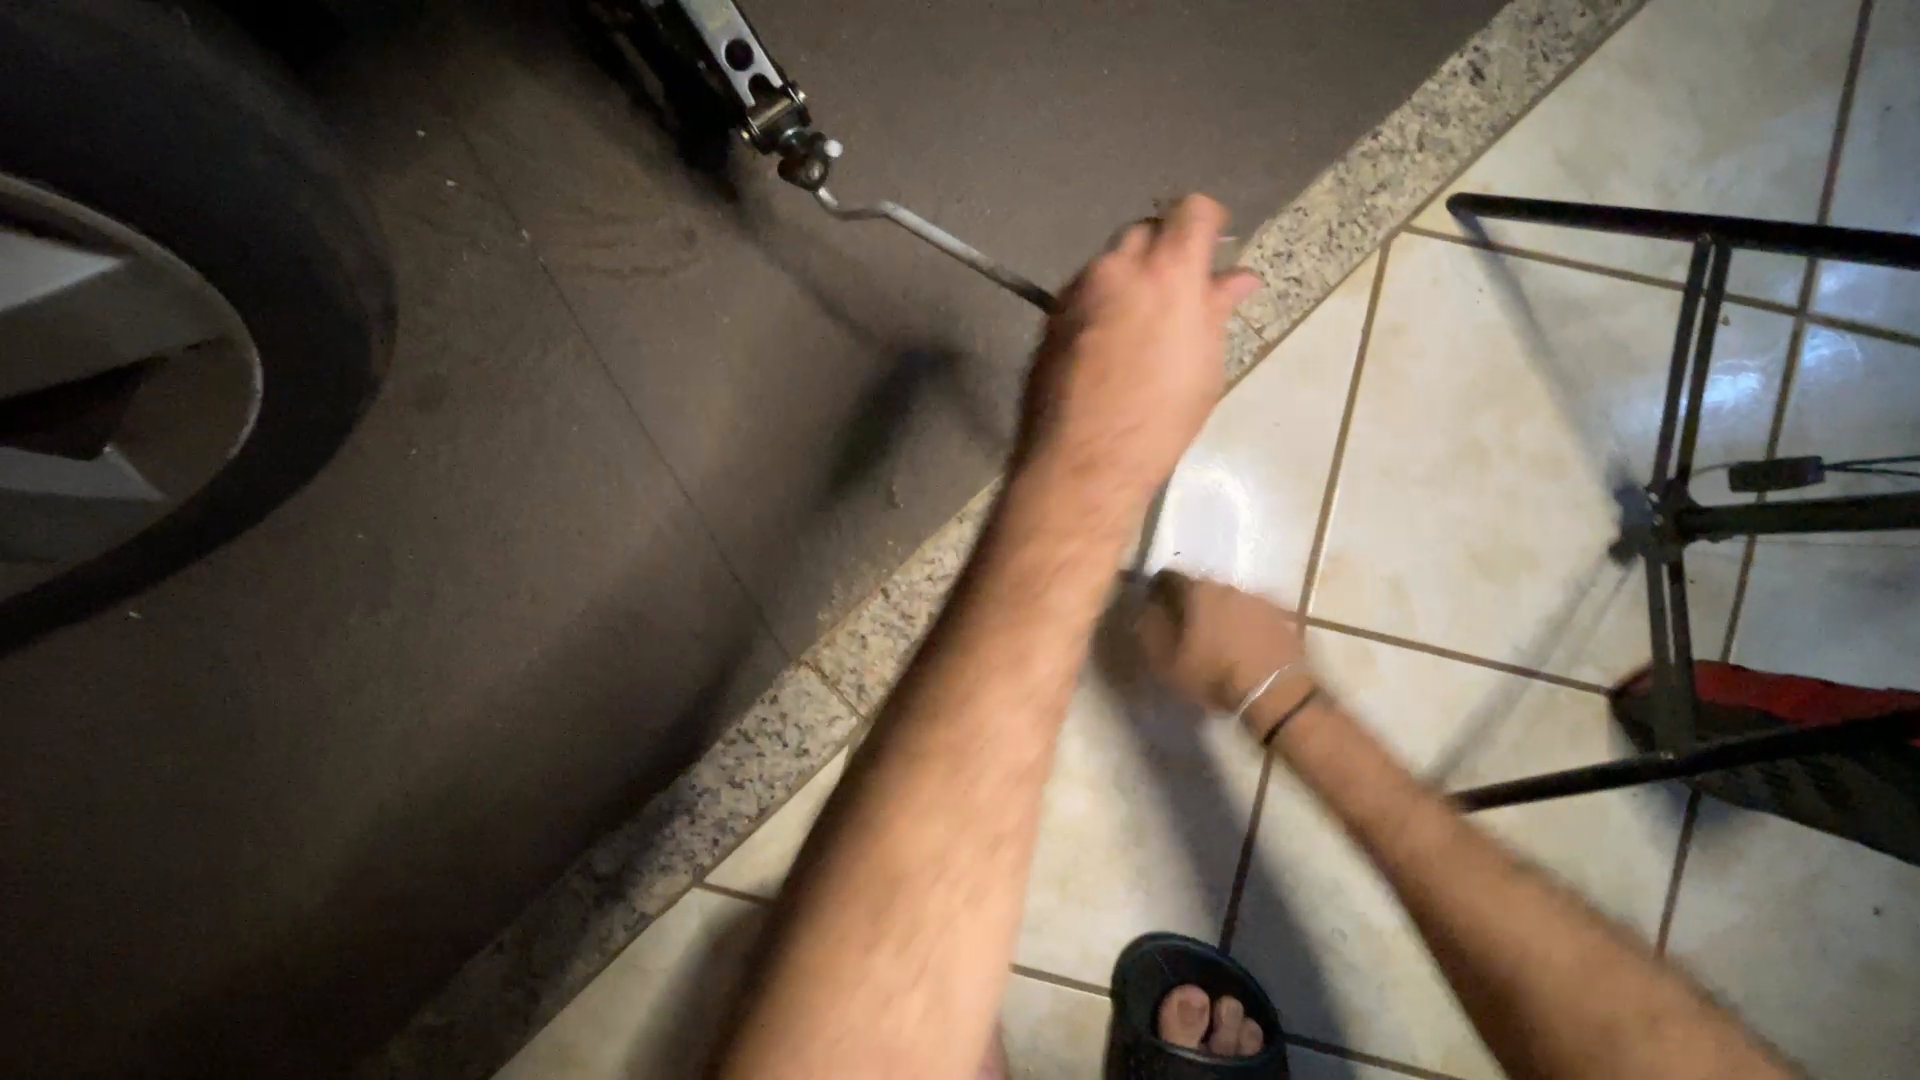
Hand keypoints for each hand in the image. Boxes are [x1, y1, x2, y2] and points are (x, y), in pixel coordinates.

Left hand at [1017, 195, 1258, 501]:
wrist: (1084, 458)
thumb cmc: (1160, 418)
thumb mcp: (1205, 365)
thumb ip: (1215, 310)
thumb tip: (1236, 279)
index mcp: (1168, 272)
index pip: (1192, 210)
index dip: (1207, 222)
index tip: (1214, 244)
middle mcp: (1116, 269)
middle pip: (1144, 232)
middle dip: (1164, 250)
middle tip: (1178, 289)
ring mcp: (1076, 293)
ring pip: (1107, 265)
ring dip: (1128, 279)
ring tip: (1141, 324)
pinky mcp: (1049, 320)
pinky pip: (1082, 296)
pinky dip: (1100, 305)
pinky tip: (1107, 344)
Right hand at [1132, 571, 1310, 733]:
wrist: (1275, 692)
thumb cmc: (1213, 674)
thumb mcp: (1167, 662)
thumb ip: (1149, 631)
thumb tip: (1143, 612)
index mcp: (1197, 591)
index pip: (1168, 577)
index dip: (1157, 592)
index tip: (1154, 609)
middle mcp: (1228, 586)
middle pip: (1202, 588)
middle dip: (1192, 604)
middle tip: (1186, 629)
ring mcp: (1259, 599)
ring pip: (1230, 601)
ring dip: (1221, 614)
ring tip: (1218, 641)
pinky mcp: (1283, 616)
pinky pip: (1255, 616)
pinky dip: (1246, 626)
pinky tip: (1244, 647)